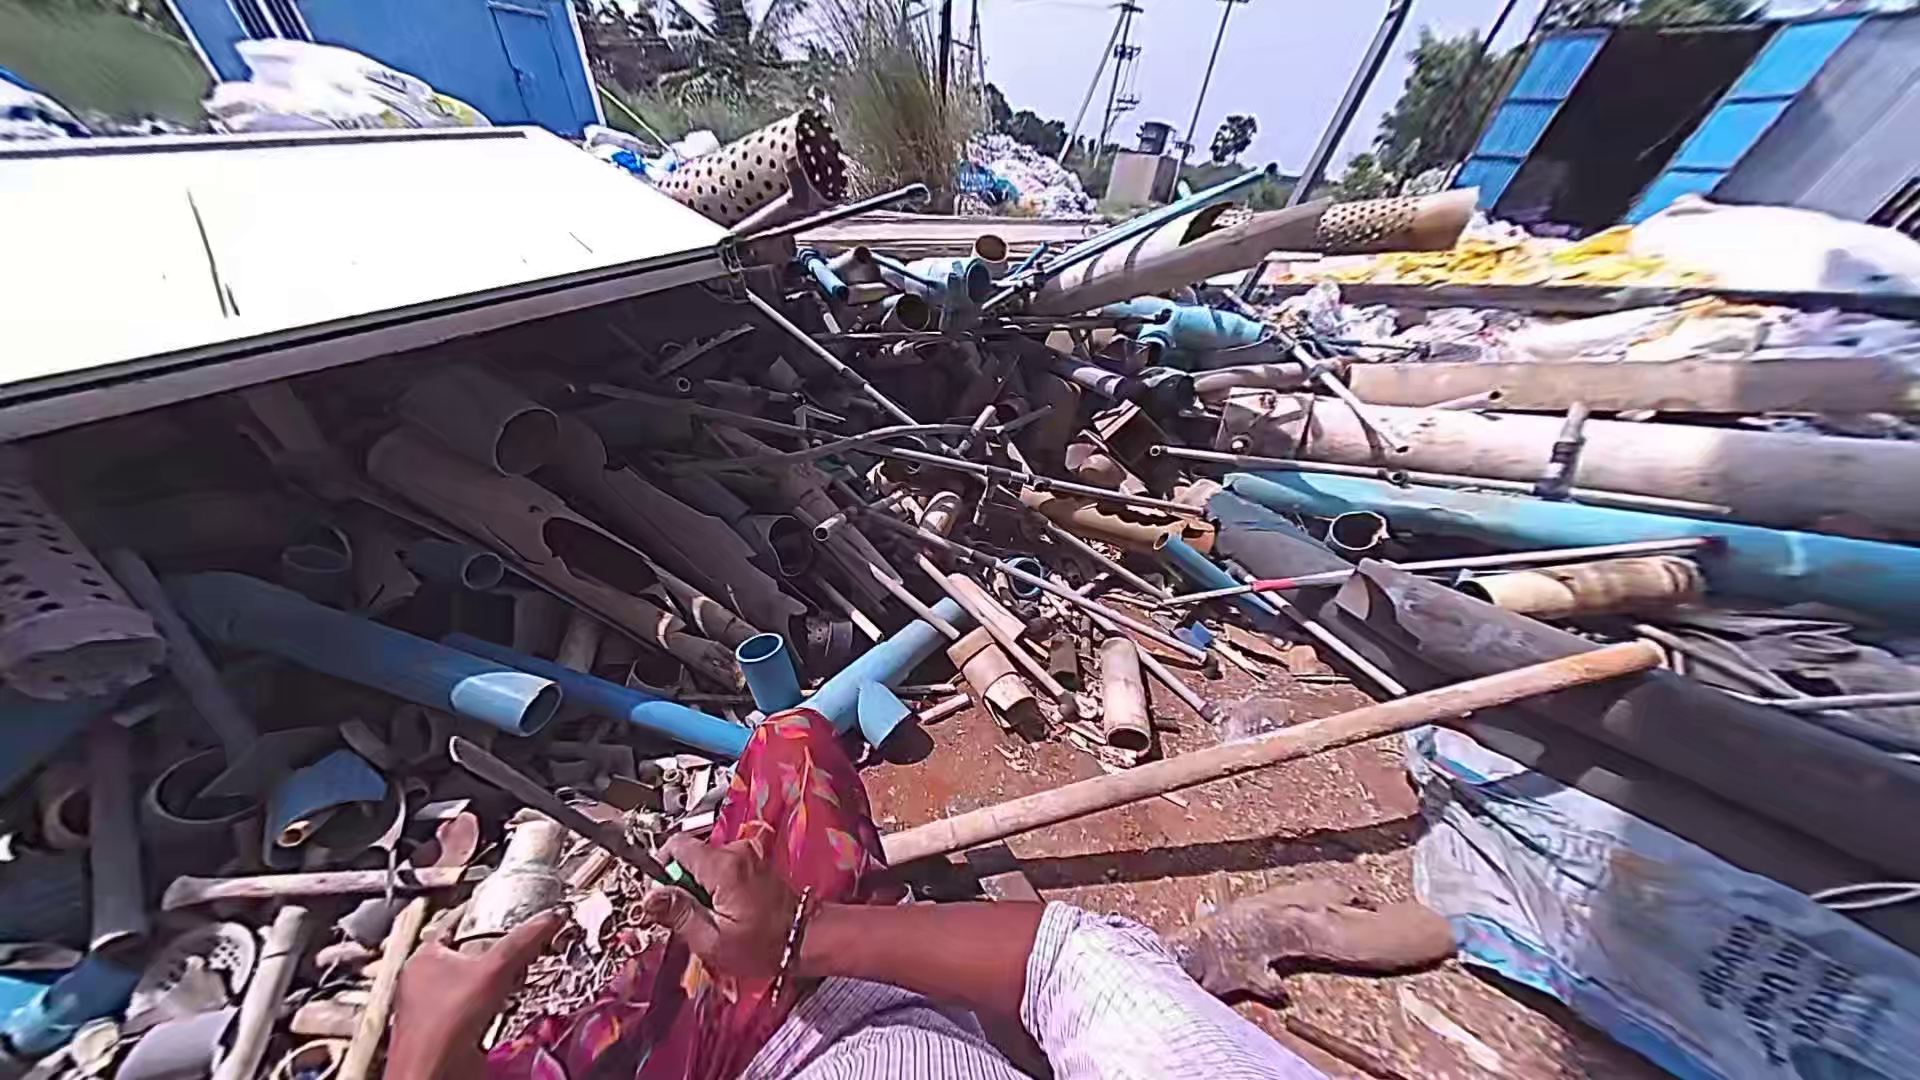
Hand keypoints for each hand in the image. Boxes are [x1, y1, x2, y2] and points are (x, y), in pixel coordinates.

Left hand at [383, 909, 565, 1079]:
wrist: (435, 1078)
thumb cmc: (446, 1025)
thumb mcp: (496, 969)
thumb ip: (527, 938)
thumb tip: (553, 916)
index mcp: (423, 960)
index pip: (459, 921)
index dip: (487, 912)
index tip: (512, 905)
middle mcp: (424, 981)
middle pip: (473, 947)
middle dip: (502, 944)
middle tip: (525, 938)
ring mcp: (434, 1006)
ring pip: (478, 974)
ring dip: (503, 971)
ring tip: (523, 966)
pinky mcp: (447, 1027)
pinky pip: (479, 998)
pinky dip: (499, 993)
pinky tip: (513, 994)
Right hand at [640, 833, 798, 977]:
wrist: (801, 936)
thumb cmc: (760, 944)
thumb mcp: (711, 940)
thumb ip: (679, 915)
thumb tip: (649, 898)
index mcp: (723, 865)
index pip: (677, 845)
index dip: (660, 869)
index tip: (659, 897)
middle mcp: (736, 851)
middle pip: (690, 855)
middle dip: (680, 884)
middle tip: (685, 918)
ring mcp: (747, 853)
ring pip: (704, 863)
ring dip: (697, 887)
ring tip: (708, 918)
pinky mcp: (752, 860)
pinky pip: (720, 866)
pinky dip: (713, 885)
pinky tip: (722, 910)